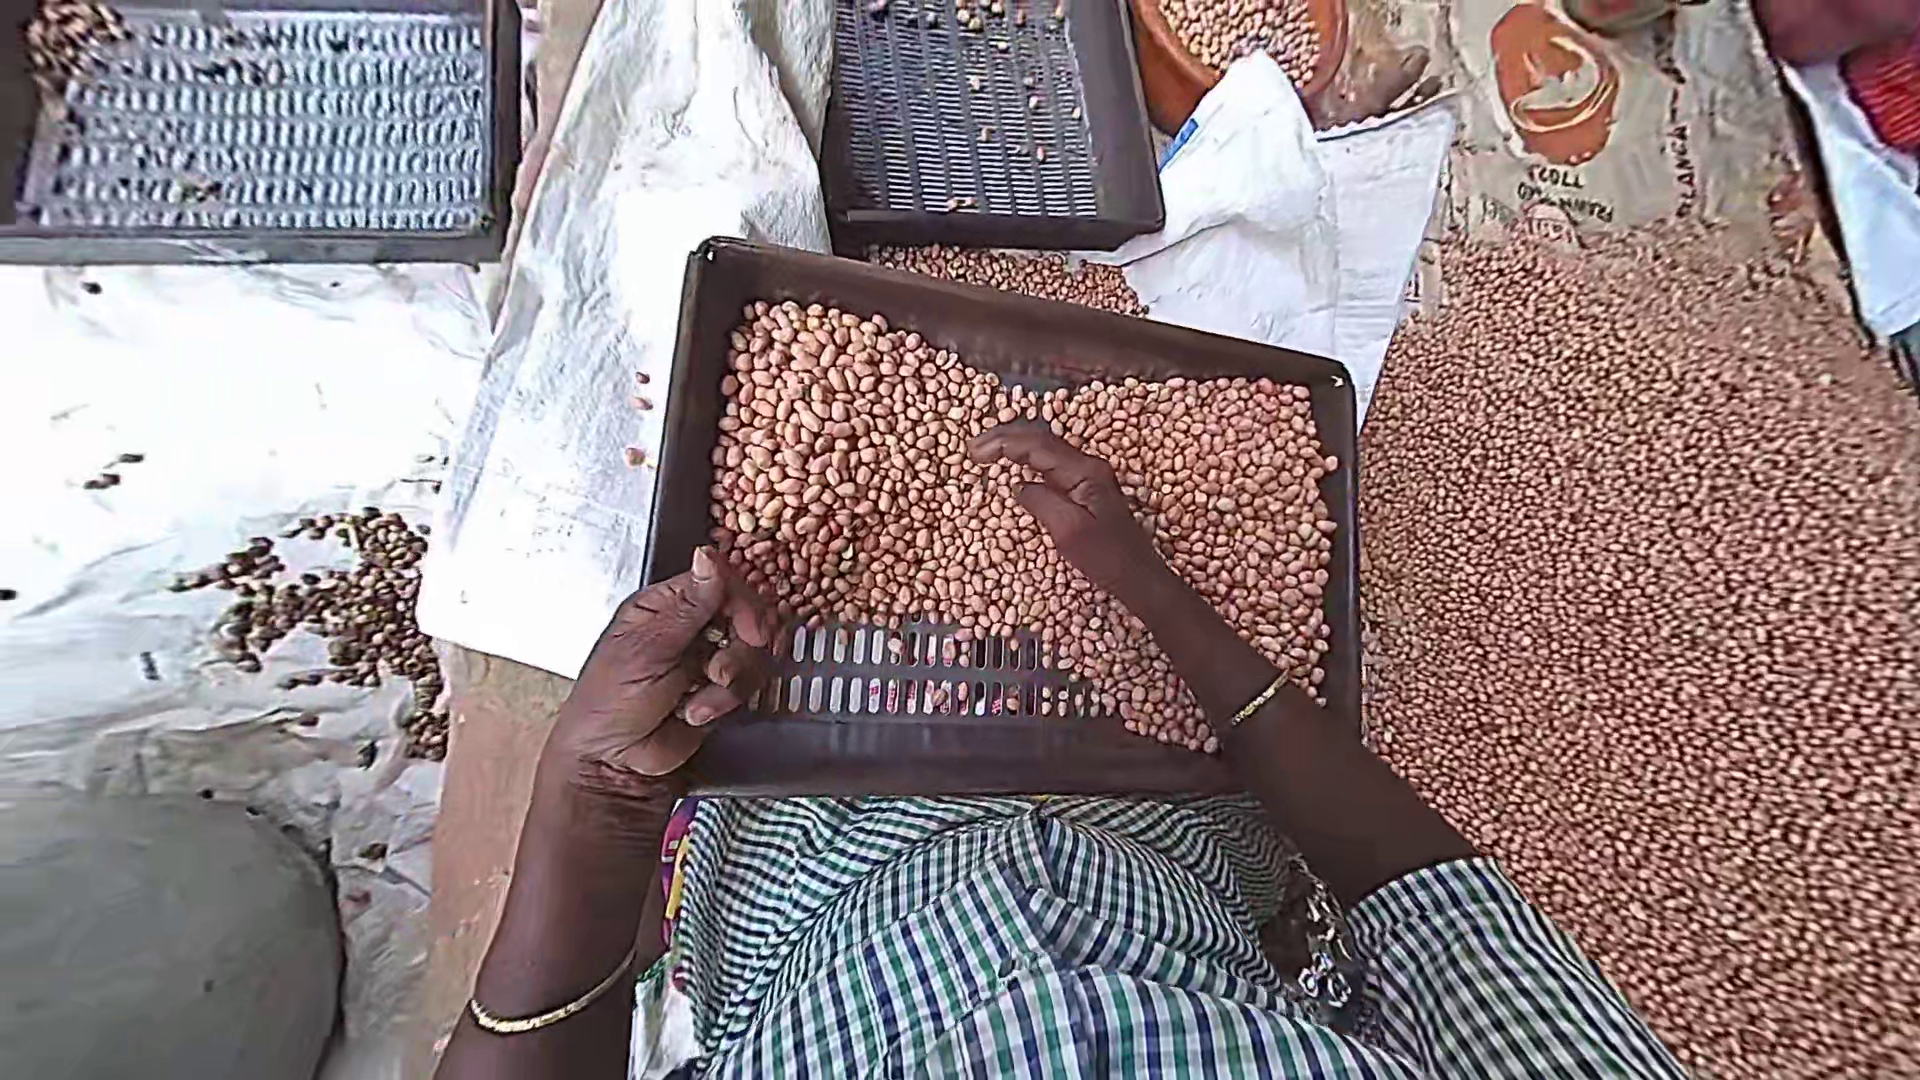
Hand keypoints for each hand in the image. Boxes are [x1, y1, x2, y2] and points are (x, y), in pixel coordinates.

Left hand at [542, 547, 775, 802]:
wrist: (614, 766)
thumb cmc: (610, 704)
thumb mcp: (647, 649)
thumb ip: (689, 605)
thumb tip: (707, 555)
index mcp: (665, 606)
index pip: (719, 582)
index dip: (741, 602)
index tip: (751, 628)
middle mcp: (691, 626)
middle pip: (745, 616)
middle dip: (740, 647)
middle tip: (721, 671)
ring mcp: (709, 657)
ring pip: (751, 652)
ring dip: (730, 681)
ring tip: (699, 701)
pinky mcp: (722, 688)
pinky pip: (748, 682)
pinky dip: (725, 701)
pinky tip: (696, 712)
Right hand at [968, 423, 1175, 613]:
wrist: (1139, 577)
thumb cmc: (1107, 558)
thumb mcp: (1069, 531)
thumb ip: (1042, 502)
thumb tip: (1019, 487)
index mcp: (1085, 472)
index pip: (1038, 444)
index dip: (1003, 443)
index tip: (976, 453)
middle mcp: (1088, 466)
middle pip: (1041, 439)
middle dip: (1005, 438)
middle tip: (974, 448)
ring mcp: (1089, 477)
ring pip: (1046, 450)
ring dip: (1015, 446)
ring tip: (987, 451)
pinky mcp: (1086, 491)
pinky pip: (1051, 466)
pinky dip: (1027, 461)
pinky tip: (1015, 467)